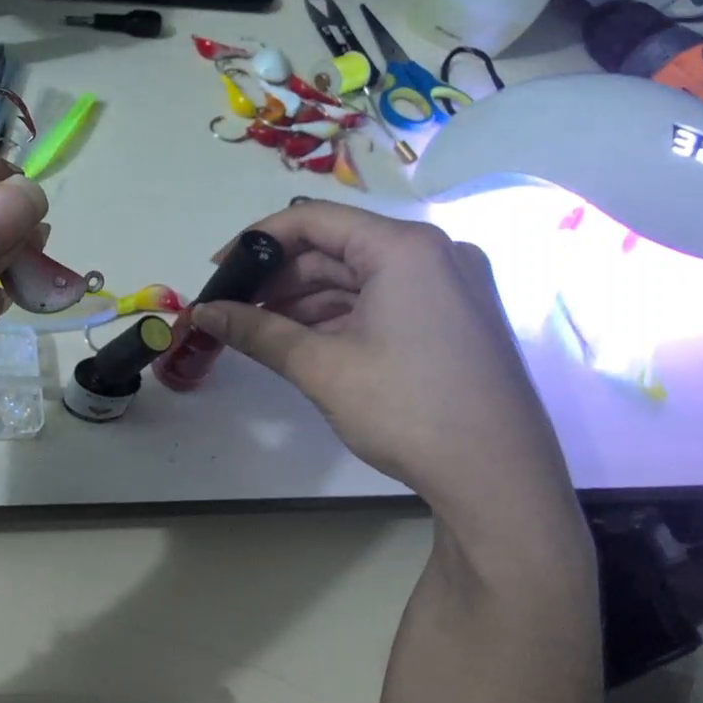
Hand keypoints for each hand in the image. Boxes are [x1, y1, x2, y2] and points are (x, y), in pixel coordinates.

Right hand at [191, 201, 575, 526]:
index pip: (315, 220)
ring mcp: (452, 286)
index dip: (258, 242)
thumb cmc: (407, 411)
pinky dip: (343, 318)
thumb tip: (203, 312)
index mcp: (406, 248)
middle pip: (338, 248)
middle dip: (281, 280)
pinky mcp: (457, 318)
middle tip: (235, 310)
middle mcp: (435, 253)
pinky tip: (307, 344)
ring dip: (307, 302)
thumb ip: (256, 330)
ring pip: (360, 278)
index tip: (219, 272)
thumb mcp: (321, 368)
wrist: (499, 482)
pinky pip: (386, 300)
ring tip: (262, 333)